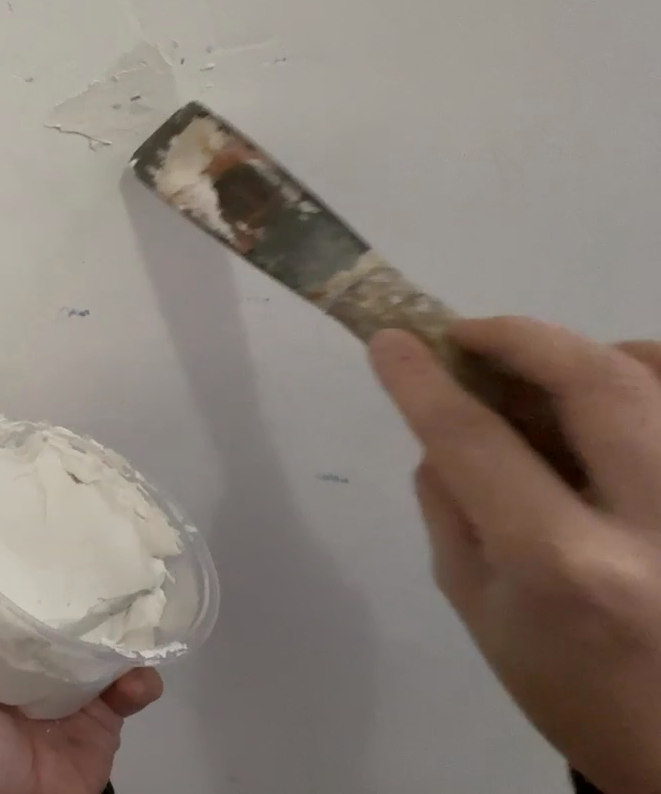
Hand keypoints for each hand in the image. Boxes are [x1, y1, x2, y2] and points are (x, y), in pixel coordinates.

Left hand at [0, 562, 162, 793]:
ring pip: (91, 635)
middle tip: (76, 549)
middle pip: (40, 603)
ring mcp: (64, 677)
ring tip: (122, 608)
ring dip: (110, 623)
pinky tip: (137, 675)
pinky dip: (138, 678)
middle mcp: (19, 650)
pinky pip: (128, 685)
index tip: (0, 524)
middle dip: (58, 579)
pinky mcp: (102, 710)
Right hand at [370, 318, 660, 792]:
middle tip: (467, 334)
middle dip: (520, 337)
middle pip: (600, 384)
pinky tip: (622, 412)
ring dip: (599, 358)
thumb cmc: (574, 687)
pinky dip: (652, 386)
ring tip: (554, 379)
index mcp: (566, 564)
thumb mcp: (478, 602)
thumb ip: (453, 503)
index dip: (419, 378)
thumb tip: (440, 421)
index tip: (387, 339)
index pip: (472, 437)